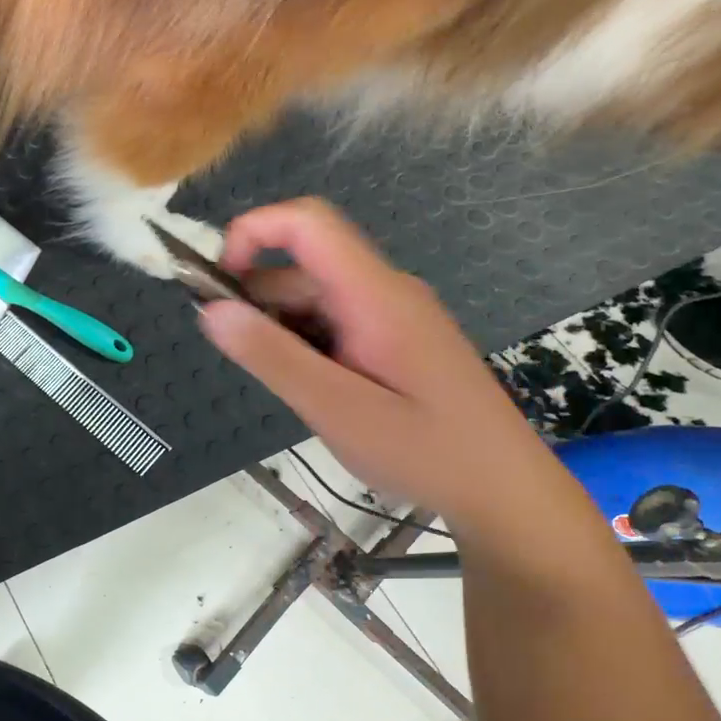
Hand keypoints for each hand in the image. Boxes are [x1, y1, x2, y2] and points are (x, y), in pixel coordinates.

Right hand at [197, 198, 558, 527]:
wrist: (511, 497)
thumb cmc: (429, 454)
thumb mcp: (337, 410)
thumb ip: (271, 355)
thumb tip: (209, 309)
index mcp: (376, 296)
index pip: (306, 222)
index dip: (250, 233)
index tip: (216, 285)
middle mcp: (383, 290)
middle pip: (297, 265)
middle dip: (254, 298)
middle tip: (241, 358)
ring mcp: (390, 313)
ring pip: (307, 294)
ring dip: (276, 327)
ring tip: (288, 386)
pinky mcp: (391, 335)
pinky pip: (327, 318)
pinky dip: (301, 342)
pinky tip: (312, 387)